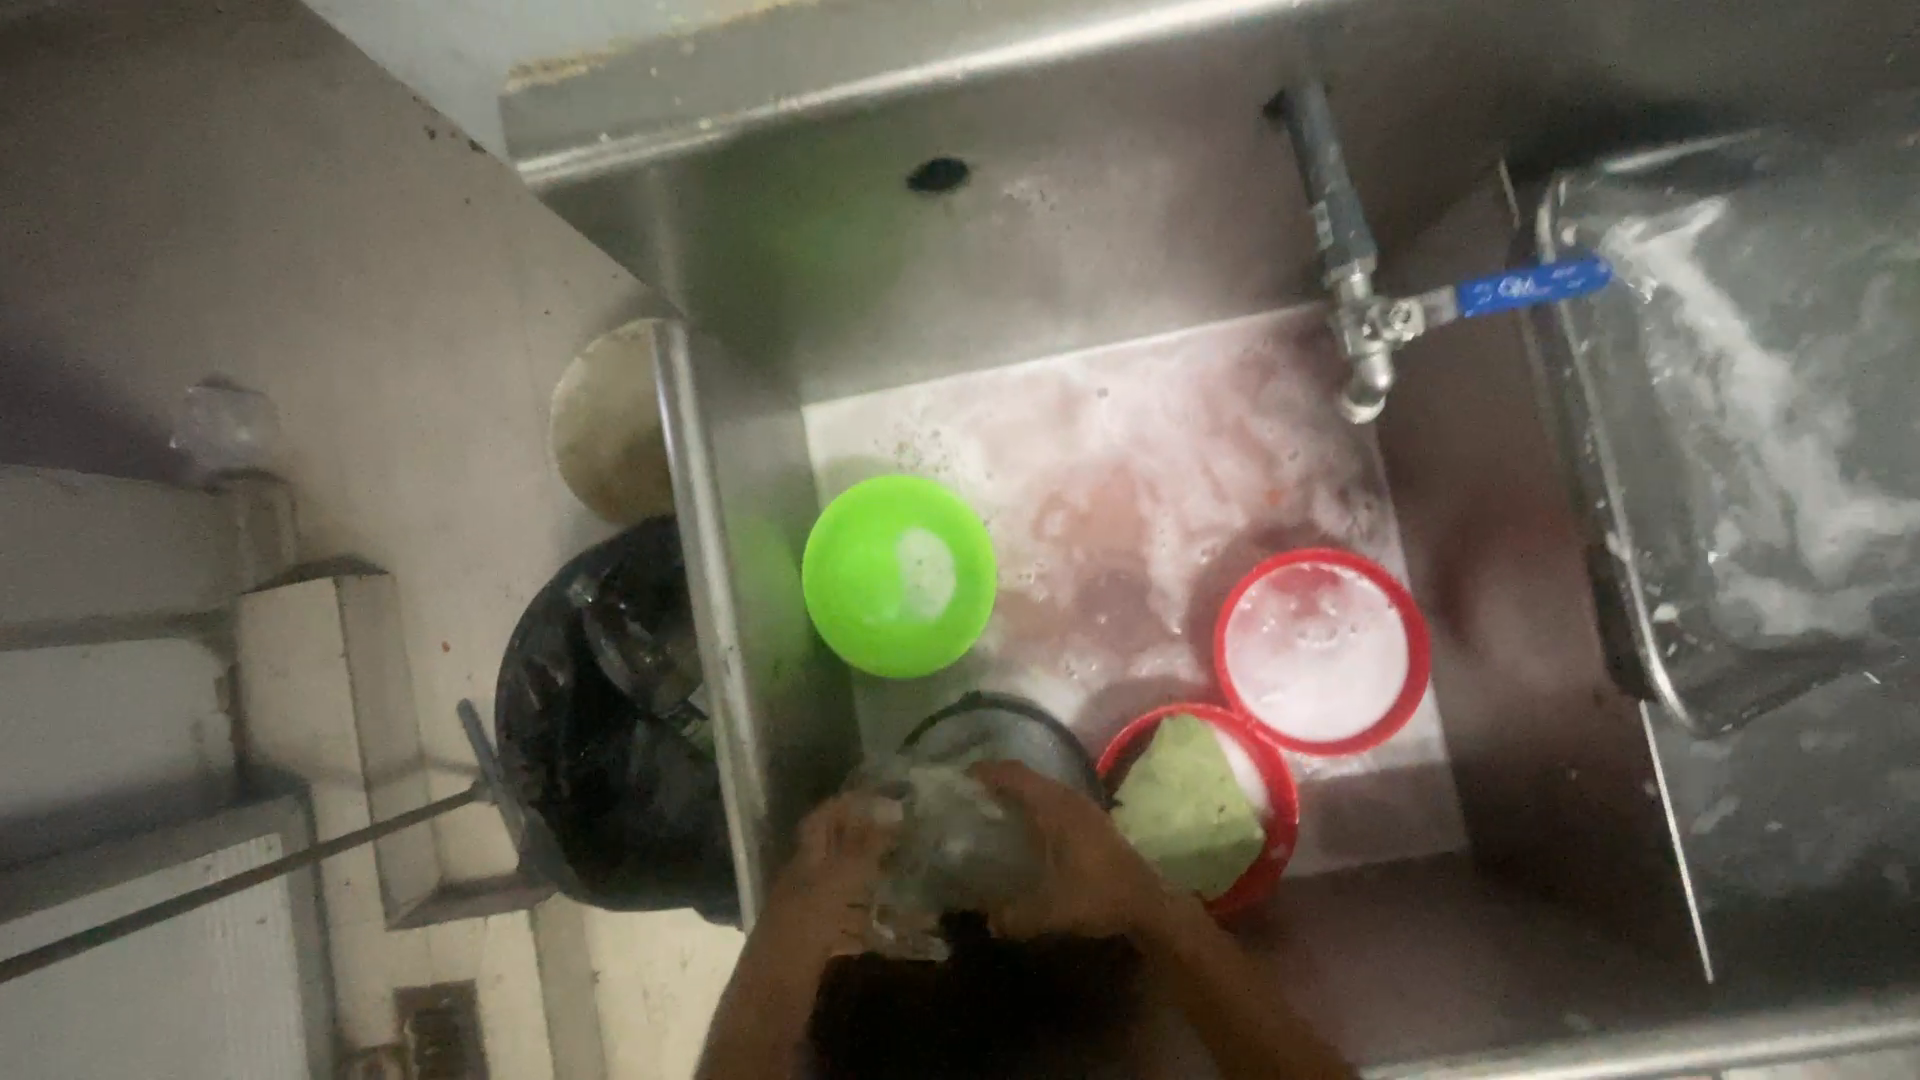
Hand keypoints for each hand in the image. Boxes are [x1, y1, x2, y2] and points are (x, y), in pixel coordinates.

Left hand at [756, 792, 899, 959]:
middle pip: (835, 855)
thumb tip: (892, 811)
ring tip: (908, 882)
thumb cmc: (798, 936)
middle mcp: (803, 886)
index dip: (847, 805)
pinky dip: (874, 927)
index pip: (821, 821)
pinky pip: (851, 929)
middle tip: (904, 838)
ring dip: (874, 886)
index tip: (882, 798)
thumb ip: (861, 852)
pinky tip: (898, 931)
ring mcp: (810, 920)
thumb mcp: (832, 888)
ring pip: (846, 892)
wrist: (768, 1005)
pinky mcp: (818, 950)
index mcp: (803, 865)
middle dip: (867, 843)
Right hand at [970, 760, 1178, 940]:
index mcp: (1055, 807)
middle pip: (1026, 776)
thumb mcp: (1052, 911)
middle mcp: (1068, 798)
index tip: (960, 777)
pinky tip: (1025, 827)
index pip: (1014, 774)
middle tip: (969, 795)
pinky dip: (1033, 802)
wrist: (1150, 902)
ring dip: (1016, 791)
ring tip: (991, 808)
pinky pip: (1053, 798)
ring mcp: (1083, 806)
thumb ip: (1016, 916)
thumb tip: (987, 922)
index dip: (986, 771)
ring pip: (1041, 787)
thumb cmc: (1100, 896)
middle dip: (997, 780)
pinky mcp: (1091, 819)